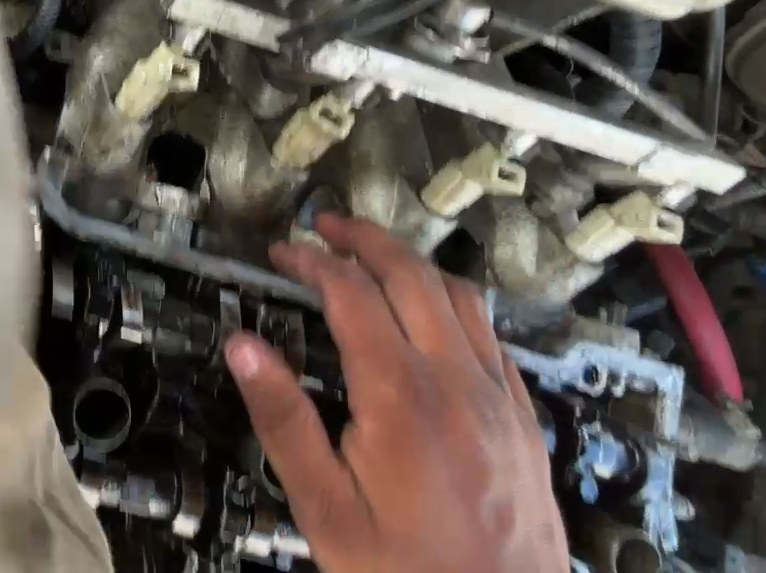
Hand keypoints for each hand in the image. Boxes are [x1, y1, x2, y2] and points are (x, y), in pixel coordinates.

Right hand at [223, 214, 568, 572]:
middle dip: (364, 239)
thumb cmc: (403, 569)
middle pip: (413, 277)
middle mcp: (458, 385)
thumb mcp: (323, 505)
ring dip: (411, 261)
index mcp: (403, 398)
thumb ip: (283, 419)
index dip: (312, 262)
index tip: (282, 253)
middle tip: (324, 226)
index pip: (353, 295)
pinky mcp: (523, 422)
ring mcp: (499, 400)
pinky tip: (431, 312)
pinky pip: (491, 336)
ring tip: (371, 252)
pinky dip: (452, 302)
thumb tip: (242, 345)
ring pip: (460, 297)